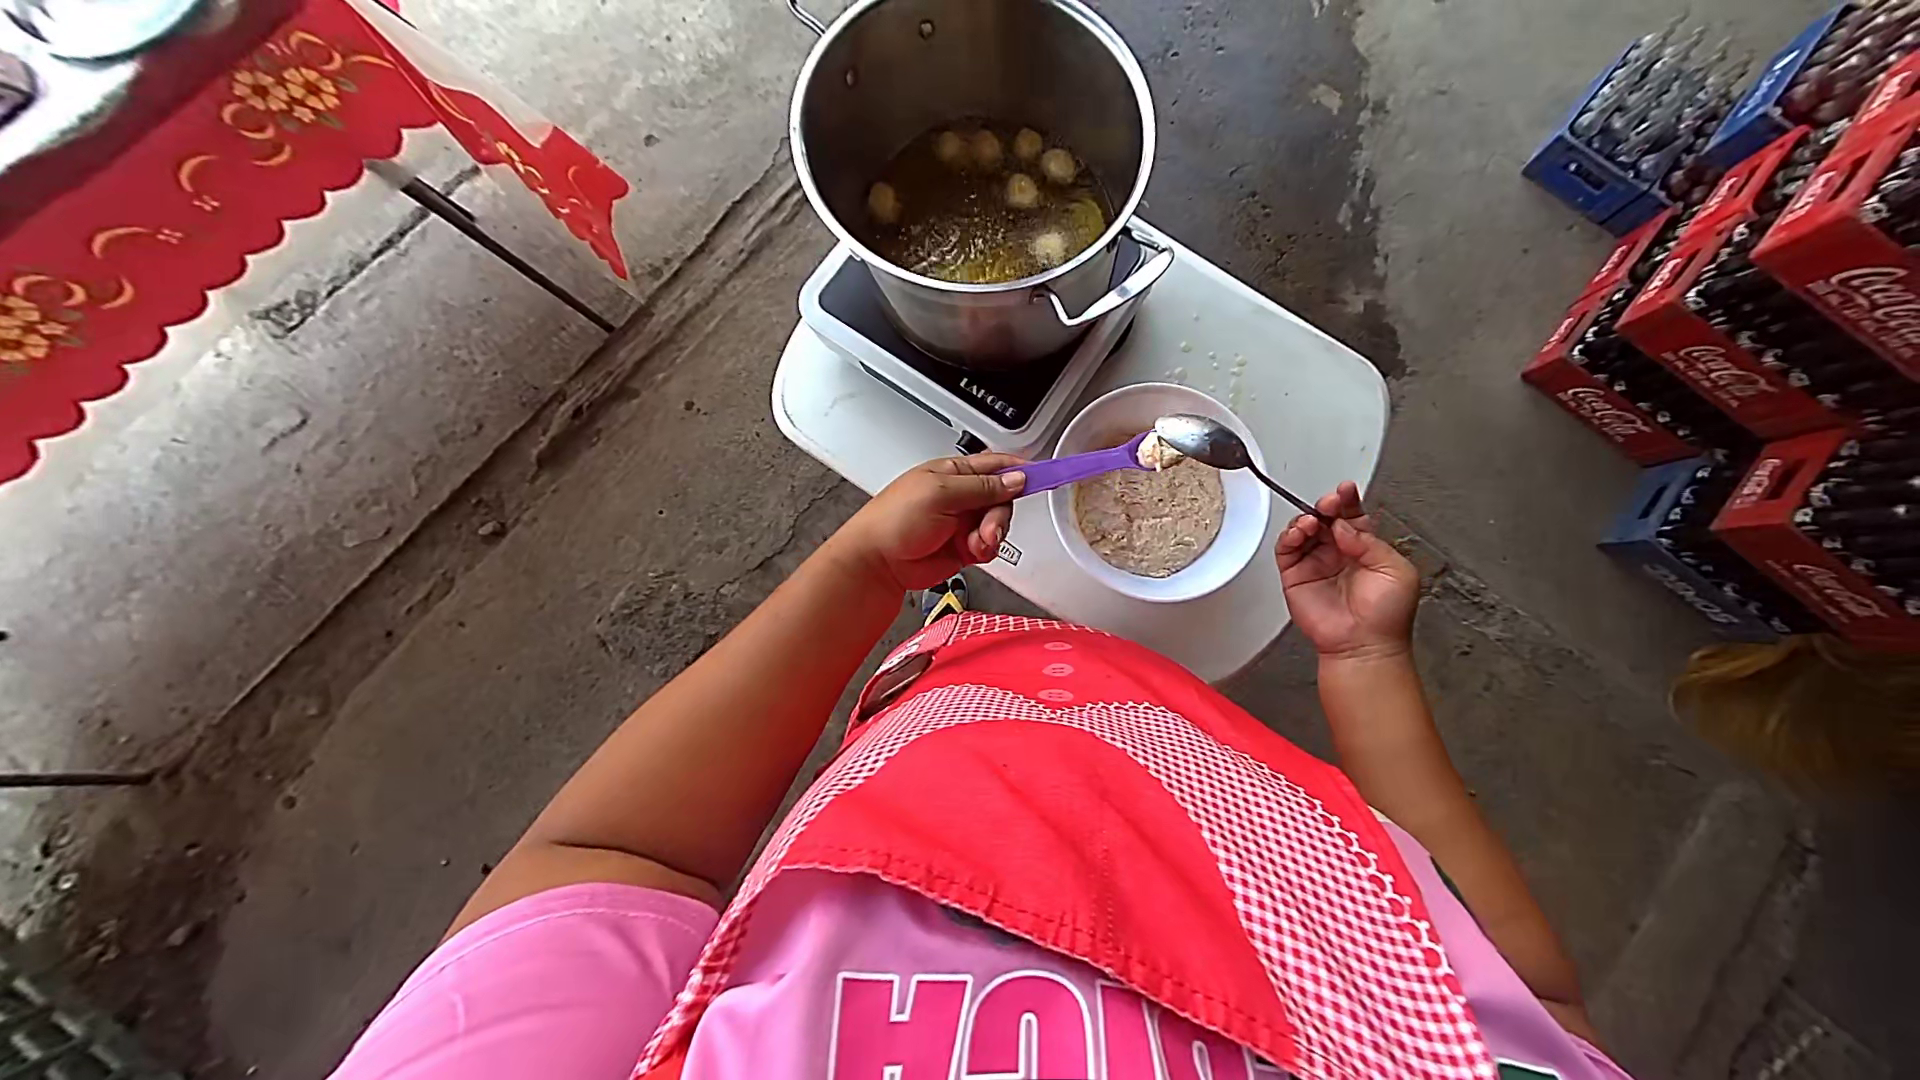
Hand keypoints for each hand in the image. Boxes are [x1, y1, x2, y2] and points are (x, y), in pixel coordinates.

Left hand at [831, 453, 1027, 591]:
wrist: (878, 562)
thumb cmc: (894, 520)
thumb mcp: (941, 493)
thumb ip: (982, 486)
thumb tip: (1016, 479)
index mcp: (954, 472)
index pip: (997, 464)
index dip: (1021, 470)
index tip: (1046, 476)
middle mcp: (961, 495)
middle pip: (1004, 498)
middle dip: (1001, 514)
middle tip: (988, 526)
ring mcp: (963, 521)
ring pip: (999, 524)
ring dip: (993, 534)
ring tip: (974, 543)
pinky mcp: (964, 546)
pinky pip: (990, 545)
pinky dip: (985, 549)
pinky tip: (971, 552)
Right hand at [1274, 481, 1418, 662]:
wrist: (1363, 644)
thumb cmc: (1386, 616)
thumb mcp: (1395, 570)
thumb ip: (1369, 542)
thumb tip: (1343, 527)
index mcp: (1365, 550)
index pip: (1353, 517)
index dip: (1348, 501)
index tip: (1345, 490)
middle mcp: (1338, 554)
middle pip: (1326, 519)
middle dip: (1325, 507)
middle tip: (1328, 504)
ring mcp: (1315, 563)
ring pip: (1303, 530)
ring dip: (1306, 520)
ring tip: (1313, 522)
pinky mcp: (1294, 575)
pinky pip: (1286, 549)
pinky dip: (1289, 536)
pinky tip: (1299, 532)